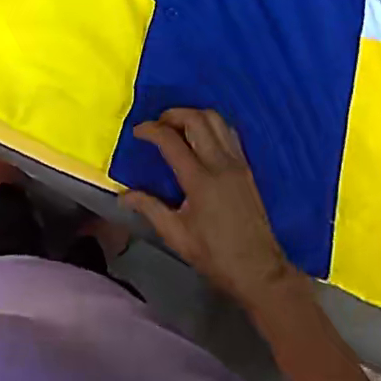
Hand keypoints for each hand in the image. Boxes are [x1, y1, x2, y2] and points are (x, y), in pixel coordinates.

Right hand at [121, 109, 296, 307]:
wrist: (256, 266)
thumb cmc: (213, 255)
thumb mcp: (176, 236)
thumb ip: (150, 208)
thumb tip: (124, 194)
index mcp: (200, 180)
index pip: (172, 142)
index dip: (152, 130)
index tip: (137, 131)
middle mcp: (220, 163)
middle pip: (197, 120)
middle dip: (174, 114)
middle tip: (157, 124)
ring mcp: (237, 161)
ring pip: (216, 120)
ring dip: (194, 115)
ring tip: (176, 126)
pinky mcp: (246, 165)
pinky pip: (229, 132)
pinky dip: (212, 124)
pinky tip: (201, 136)